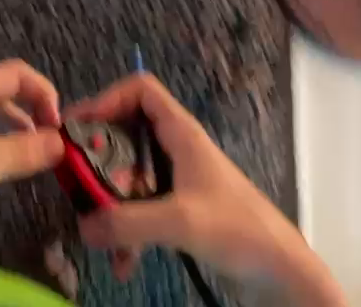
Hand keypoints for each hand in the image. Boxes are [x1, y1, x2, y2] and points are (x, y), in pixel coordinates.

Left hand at [0, 59, 64, 251]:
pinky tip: (11, 165)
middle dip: (37, 110)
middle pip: (10, 90)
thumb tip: (60, 142)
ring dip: (23, 128)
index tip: (59, 126)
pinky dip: (5, 142)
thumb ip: (20, 152)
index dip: (44, 92)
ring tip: (41, 157)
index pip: (18, 73)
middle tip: (55, 144)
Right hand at [68, 73, 344, 305]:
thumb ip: (128, 222)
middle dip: (99, 160)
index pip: (140, 89)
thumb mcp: (180, 222)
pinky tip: (124, 262)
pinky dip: (128, 230)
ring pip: (130, 176)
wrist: (281, 270)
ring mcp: (177, 179)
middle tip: (78, 184)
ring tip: (100, 234)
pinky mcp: (179, 209)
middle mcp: (175, 148)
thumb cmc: (237, 229)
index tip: (79, 127)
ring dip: (111, 203)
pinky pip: (141, 208)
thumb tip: (83, 225)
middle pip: (126, 133)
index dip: (107, 98)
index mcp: (180, 132)